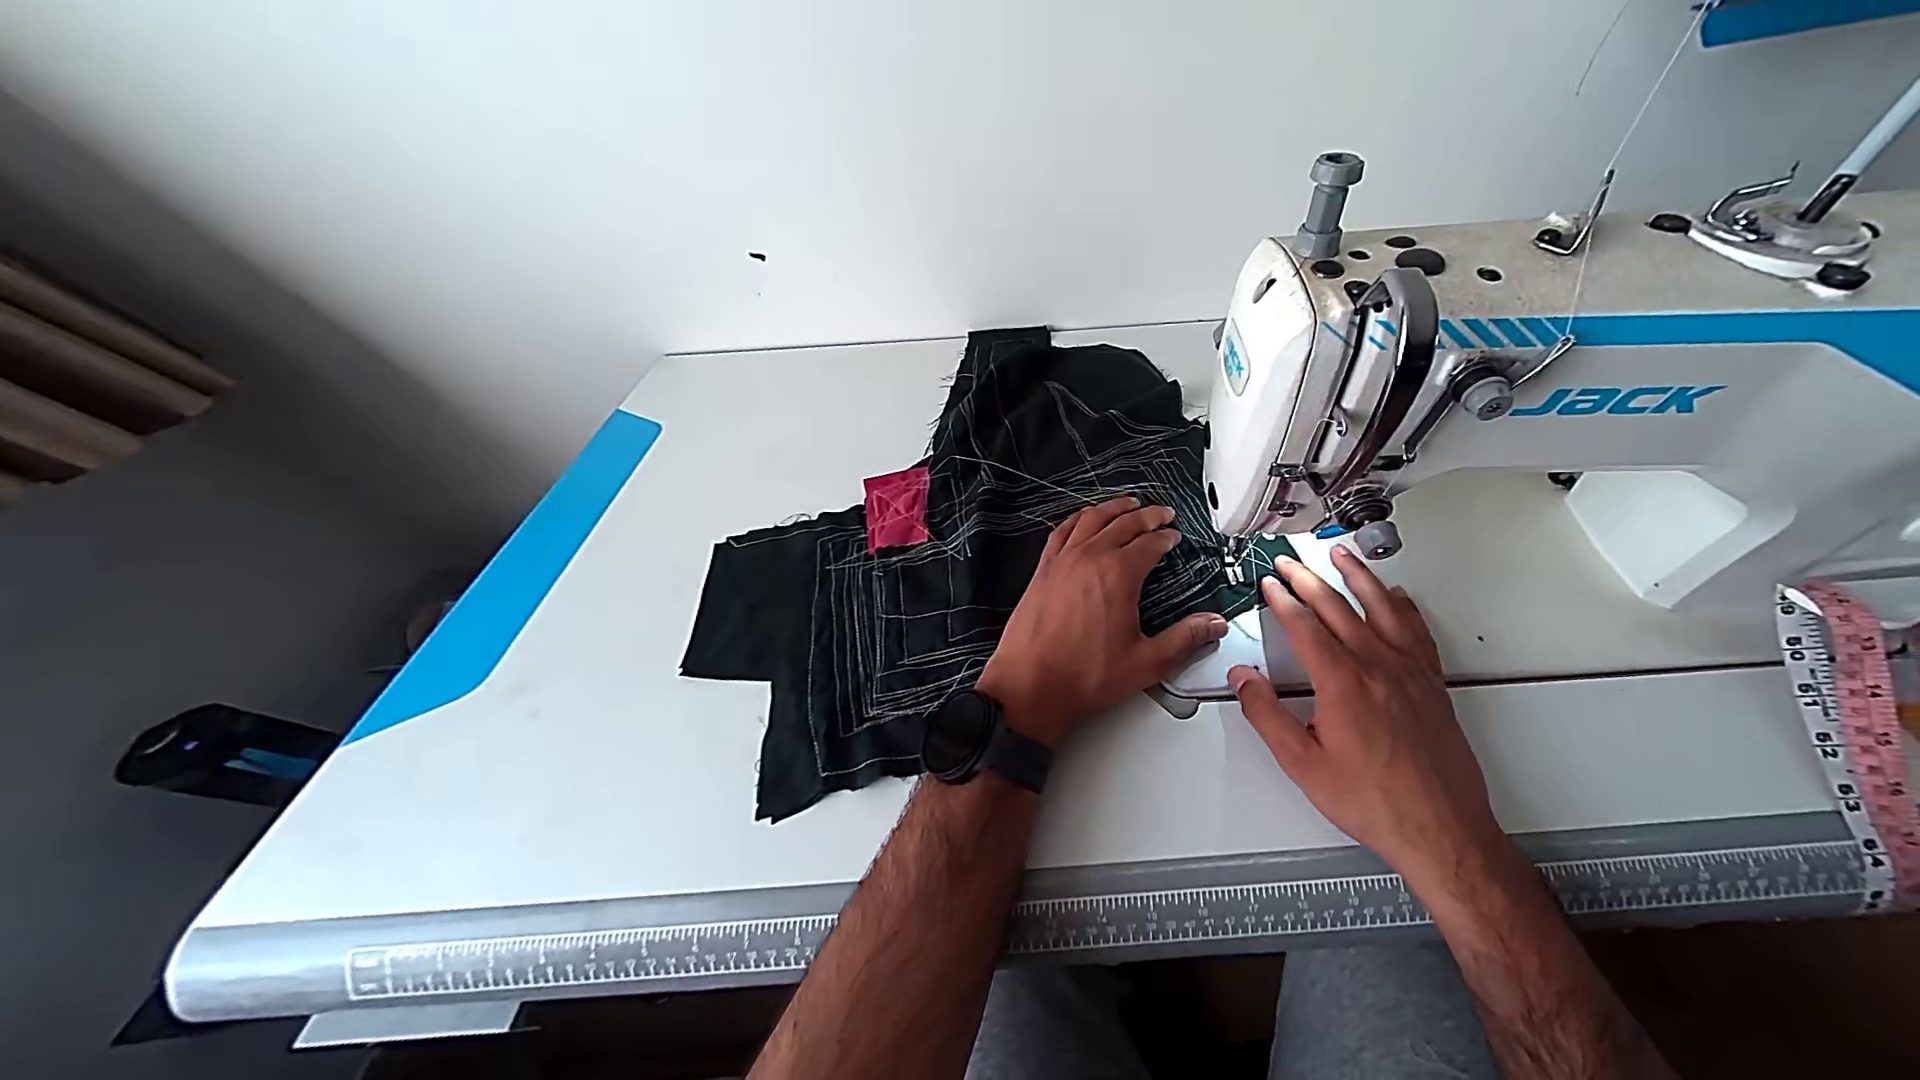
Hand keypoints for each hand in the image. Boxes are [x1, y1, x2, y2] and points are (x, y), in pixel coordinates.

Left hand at [977, 497, 1229, 747]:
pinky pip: (1061, 532)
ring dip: (1113, 508)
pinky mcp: (1042, 571)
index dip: (1166, 536)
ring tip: (1127, 504)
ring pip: (1091, 519)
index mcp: (1117, 575)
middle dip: (1147, 515)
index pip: (1150, 543)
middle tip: (1161, 513)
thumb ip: (1184, 639)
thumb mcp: (1146, 662)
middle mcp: (1088, 559)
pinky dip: (1077, 519)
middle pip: (1123, 523)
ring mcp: (1061, 562)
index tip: (1173, 536)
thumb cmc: (1081, 675)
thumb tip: (1211, 624)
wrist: (1031, 685)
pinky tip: (1082, 520)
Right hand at [1228, 547, 1509, 893]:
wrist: (1441, 831)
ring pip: (1382, 608)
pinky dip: (1402, 606)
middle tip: (1289, 562)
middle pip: (1338, 607)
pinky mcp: (1431, 685)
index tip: (1270, 585)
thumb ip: (1265, 714)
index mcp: (1343, 684)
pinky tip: (1397, 596)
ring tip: (1342, 556)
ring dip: (1358, 577)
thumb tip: (1243, 680)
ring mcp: (1410, 674)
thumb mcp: (1300, 762)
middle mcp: (1379, 669)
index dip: (1282, 600)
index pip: (1305, 626)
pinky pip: (1416, 631)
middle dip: (1308, 579)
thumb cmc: (1376, 801)